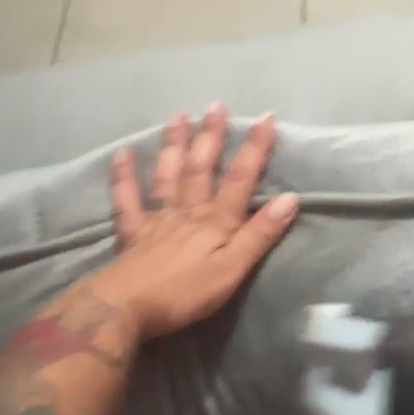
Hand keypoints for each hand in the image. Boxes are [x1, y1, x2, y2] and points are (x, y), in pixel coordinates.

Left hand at [85, 104, 298, 341]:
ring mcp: (157, 219)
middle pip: (202, 168)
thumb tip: (290, 199)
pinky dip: (124, 176)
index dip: (255, 148)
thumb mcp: (233, 269)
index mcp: (216, 221)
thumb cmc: (185, 293)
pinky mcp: (133, 233)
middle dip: (211, 136)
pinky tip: (123, 154)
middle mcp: (188, 211)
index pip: (241, 178)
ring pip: (168, 175)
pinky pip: (127, 200)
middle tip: (216, 106)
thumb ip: (259, 235)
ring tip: (177, 117)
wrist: (125, 309)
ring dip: (174, 146)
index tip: (267, 118)